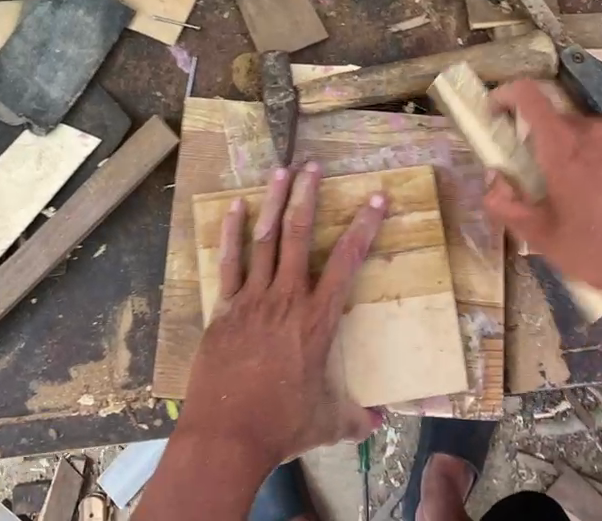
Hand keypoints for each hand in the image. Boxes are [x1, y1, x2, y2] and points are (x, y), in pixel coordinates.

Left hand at [178, 162, 387, 468]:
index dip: (363, 227)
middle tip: (313, 165)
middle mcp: (286, 298)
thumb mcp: (327, 423)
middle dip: (308, 196)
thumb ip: (354, 416)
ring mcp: (252, 299)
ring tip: (281, 170)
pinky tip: (235, 207)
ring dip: (273, 202)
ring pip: (265, 239)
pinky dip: (232, 233)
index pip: (347, 262)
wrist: (226, 436)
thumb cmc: (281, 427)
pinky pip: (229, 262)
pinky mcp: (224, 308)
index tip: (376, 199)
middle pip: (298, 234)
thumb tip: (378, 419)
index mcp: (317, 319)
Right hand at [482, 80, 601, 303]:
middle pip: (553, 117)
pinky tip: (601, 195)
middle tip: (531, 175)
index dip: (504, 95)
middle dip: (535, 138)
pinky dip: (593, 157)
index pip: (527, 94)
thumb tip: (493, 182)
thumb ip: (507, 206)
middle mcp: (593, 131)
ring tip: (569, 191)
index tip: (494, 114)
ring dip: (566, 150)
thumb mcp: (543, 238)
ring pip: (581, 131)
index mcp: (563, 146)